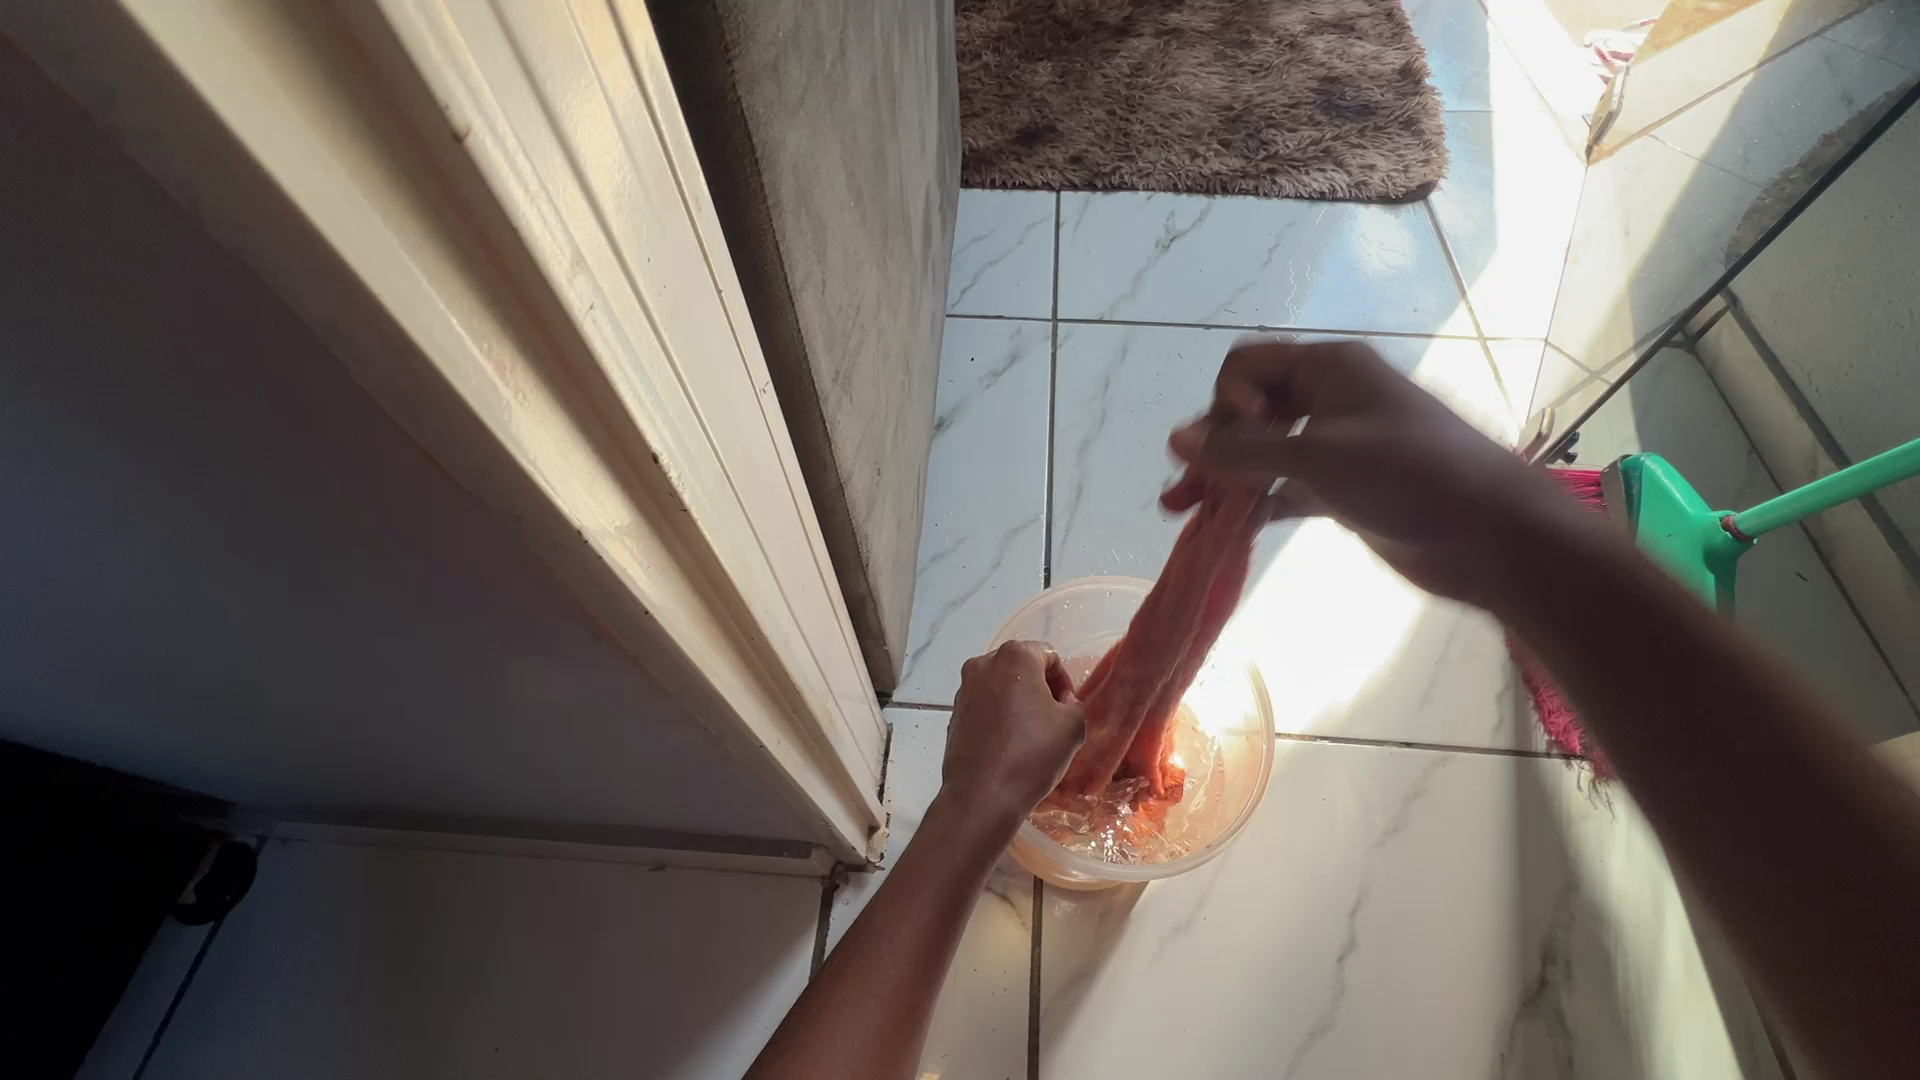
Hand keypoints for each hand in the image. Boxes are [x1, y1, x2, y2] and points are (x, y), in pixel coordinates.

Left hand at [941, 641, 1086, 828]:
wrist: (982, 795)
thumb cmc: (1032, 755)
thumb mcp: (1073, 726)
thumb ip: (1074, 703)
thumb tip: (1060, 703)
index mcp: (1014, 656)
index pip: (1049, 656)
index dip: (1063, 681)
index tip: (1067, 709)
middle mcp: (983, 664)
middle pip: (1021, 667)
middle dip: (1039, 689)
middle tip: (1052, 720)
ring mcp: (964, 689)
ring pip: (1001, 686)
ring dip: (1018, 702)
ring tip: (1030, 735)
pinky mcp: (954, 713)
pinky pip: (984, 706)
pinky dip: (998, 717)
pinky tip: (1008, 745)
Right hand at [1161, 337, 1590, 606]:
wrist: (1493, 537)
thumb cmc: (1411, 477)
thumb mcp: (1319, 457)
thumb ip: (1243, 450)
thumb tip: (1174, 437)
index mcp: (1327, 369)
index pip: (1246, 367)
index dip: (1229, 401)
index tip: (1247, 436)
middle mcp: (1325, 399)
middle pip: (1245, 412)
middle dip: (1211, 448)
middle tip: (1183, 491)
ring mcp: (1332, 445)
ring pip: (1259, 453)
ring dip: (1222, 479)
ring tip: (1181, 510)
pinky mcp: (1338, 488)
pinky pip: (1280, 487)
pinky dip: (1253, 503)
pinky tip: (1228, 527)